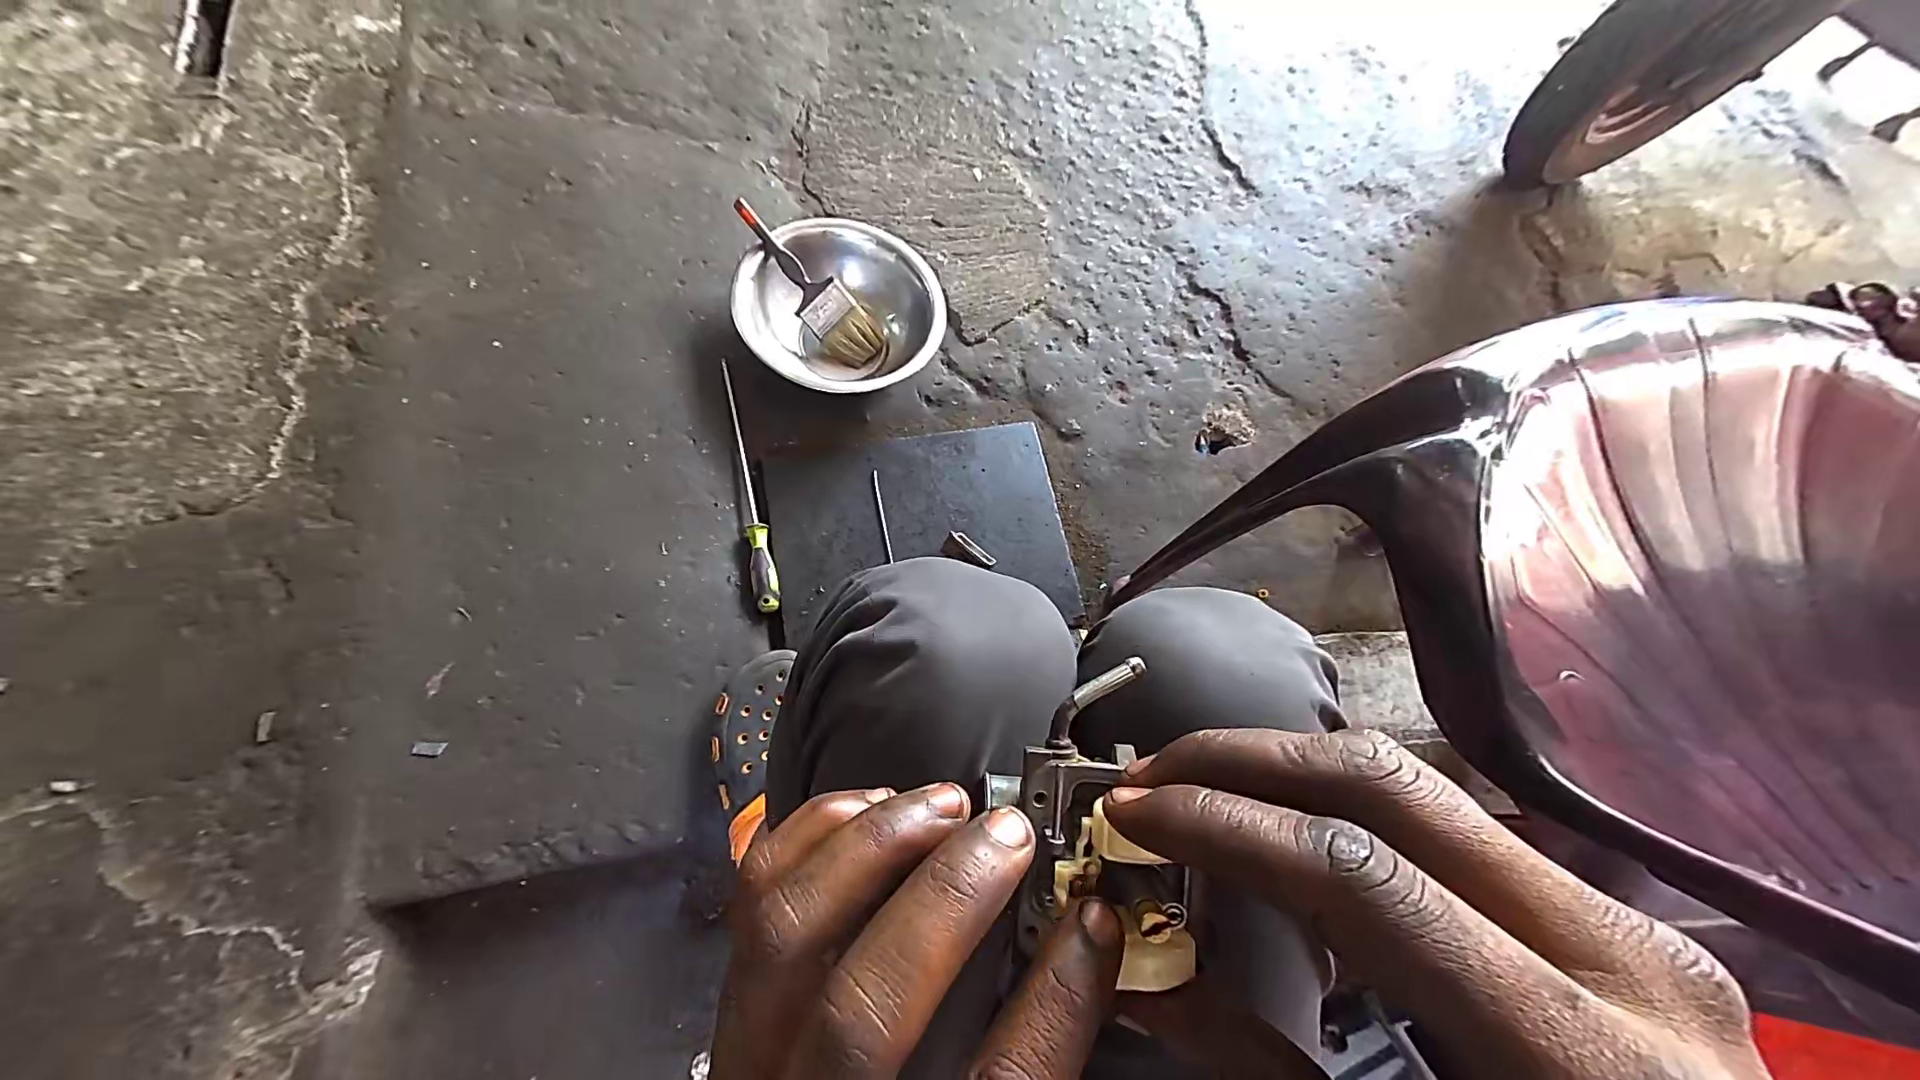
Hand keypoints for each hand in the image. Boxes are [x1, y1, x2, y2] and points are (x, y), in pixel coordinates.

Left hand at [711, 783, 1124, 1078]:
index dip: (1053, 1004)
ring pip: (787, 932)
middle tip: (1008, 834)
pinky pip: (757, 888)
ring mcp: (752, 1037)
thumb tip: (1084, 939)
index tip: (1090, 924)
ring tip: (944, 803)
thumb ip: (1022, 1043)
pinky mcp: (736, 979)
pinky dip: (818, 828)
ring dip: (875, 845)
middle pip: (861, 1014)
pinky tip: (873, 805)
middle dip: (944, 899)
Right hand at [1102, 729, 1769, 1078]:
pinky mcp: (1592, 909)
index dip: (1222, 825)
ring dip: (1275, 766)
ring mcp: (1615, 916)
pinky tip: (1272, 820)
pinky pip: (1429, 816)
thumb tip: (1144, 980)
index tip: (1130, 812)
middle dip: (1238, 759)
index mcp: (1581, 1058)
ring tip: (1192, 785)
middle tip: (1149, 775)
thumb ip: (1266, 1069)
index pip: (1359, 872)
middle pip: (1381, 782)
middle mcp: (1617, 951)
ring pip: (1406, 778)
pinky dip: (1327, 798)